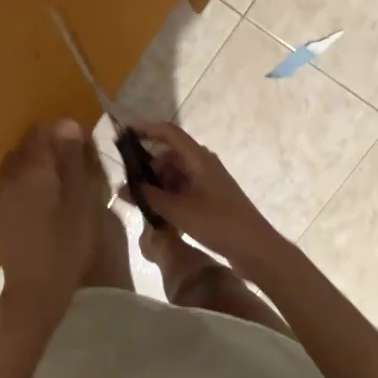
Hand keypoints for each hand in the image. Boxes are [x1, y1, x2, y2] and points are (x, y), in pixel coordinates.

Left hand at [0, 120, 109, 309]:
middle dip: (51, 148)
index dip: (64, 134)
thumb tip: (67, 125)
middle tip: (77, 168)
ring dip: (38, 165)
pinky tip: (45, 202)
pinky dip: (28, 182)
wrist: (35, 288)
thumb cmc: (67, 244)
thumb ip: (73, 160)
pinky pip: (12, 183)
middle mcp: (8, 175)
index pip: (42, 132)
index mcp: (30, 168)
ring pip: (18, 163)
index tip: (84, 150)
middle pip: (28, 145)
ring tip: (62, 185)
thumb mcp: (81, 199)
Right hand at [128, 122, 279, 263]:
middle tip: (126, 184)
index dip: (146, 129)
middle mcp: (203, 164)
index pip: (169, 133)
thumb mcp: (177, 210)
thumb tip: (123, 187)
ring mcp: (208, 181)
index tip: (124, 135)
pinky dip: (168, 195)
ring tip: (137, 201)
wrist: (254, 247)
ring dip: (156, 184)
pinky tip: (155, 212)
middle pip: (169, 156)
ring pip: (175, 174)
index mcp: (198, 159)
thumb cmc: (217, 223)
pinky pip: (183, 188)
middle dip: (147, 167)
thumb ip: (148, 196)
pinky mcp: (210, 198)